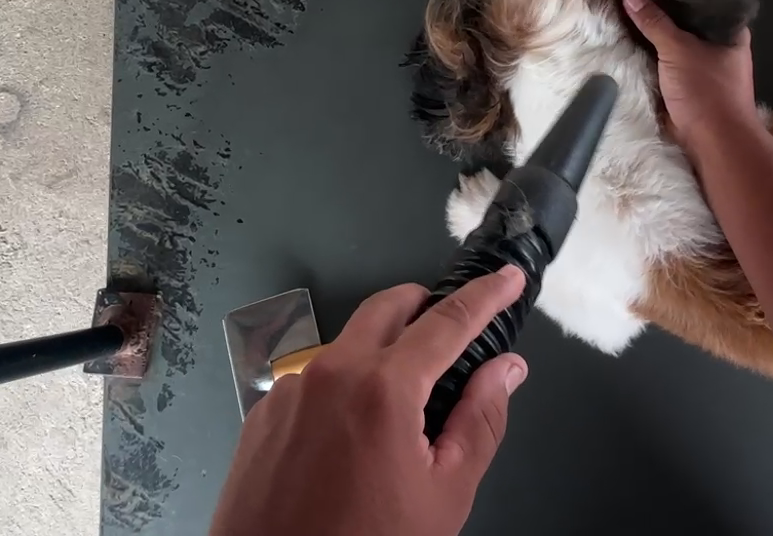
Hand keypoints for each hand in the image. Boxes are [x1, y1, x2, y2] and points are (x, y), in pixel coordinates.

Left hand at [209, 266, 529, 535]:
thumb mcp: (445, 495)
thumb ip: (480, 419)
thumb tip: (506, 367)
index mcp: (384, 387)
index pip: (448, 322)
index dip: (485, 295)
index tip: (508, 277)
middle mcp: (333, 370)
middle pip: (389, 306)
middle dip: (425, 305)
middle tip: (448, 333)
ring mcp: (292, 387)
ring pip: (349, 342)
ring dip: (381, 351)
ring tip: (398, 407)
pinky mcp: (264, 410)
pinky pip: (314, 378)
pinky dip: (343, 387)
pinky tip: (348, 438)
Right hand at [622, 0, 759, 145]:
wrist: (712, 140)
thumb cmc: (706, 89)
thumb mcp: (678, 50)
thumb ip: (654, 22)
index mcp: (730, 30)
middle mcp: (719, 43)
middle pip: (686, 19)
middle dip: (663, 7)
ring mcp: (702, 62)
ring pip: (675, 39)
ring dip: (655, 30)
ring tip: (628, 3)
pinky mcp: (686, 80)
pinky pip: (666, 57)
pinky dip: (651, 49)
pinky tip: (631, 34)